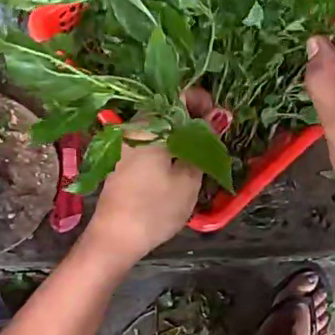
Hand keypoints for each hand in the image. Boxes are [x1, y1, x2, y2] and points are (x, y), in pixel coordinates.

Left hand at [82, 89, 219, 263]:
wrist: (114, 239)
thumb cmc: (155, 208)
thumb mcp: (189, 176)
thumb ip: (204, 142)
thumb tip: (219, 116)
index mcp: (150, 125)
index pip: (180, 95)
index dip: (204, 103)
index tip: (219, 123)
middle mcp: (133, 127)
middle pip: (169, 109)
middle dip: (195, 119)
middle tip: (214, 141)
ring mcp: (124, 143)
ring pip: (160, 126)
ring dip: (182, 134)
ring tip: (200, 155)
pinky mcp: (122, 159)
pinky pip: (150, 140)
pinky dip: (168, 145)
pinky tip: (179, 164)